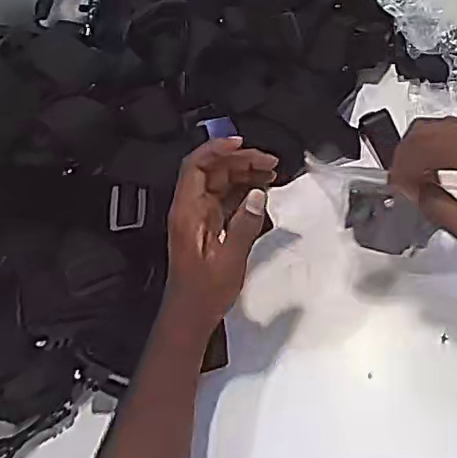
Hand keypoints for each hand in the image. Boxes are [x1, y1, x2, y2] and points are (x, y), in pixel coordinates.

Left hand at [162, 137, 278, 332]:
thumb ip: (244, 225)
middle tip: (267, 160)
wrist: (190, 315)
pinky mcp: (208, 223)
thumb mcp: (229, 260)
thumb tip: (257, 196)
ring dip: (243, 172)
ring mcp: (198, 215)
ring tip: (269, 170)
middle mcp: (190, 209)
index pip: (197, 165)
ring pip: (220, 180)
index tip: (239, 143)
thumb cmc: (201, 293)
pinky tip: (259, 188)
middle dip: (240, 159)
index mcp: (187, 212)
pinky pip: (225, 195)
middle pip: (212, 169)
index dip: (217, 149)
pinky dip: (242, 187)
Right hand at [388, 117, 456, 267]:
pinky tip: (432, 173)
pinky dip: (432, 147)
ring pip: (434, 127)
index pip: (423, 146)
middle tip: (400, 185)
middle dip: (404, 156)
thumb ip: (438, 208)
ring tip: (413, 182)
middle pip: (424, 130)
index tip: (396, 189)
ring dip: (417, 150)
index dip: (402, 167)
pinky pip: (449, 132)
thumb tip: (414, 191)